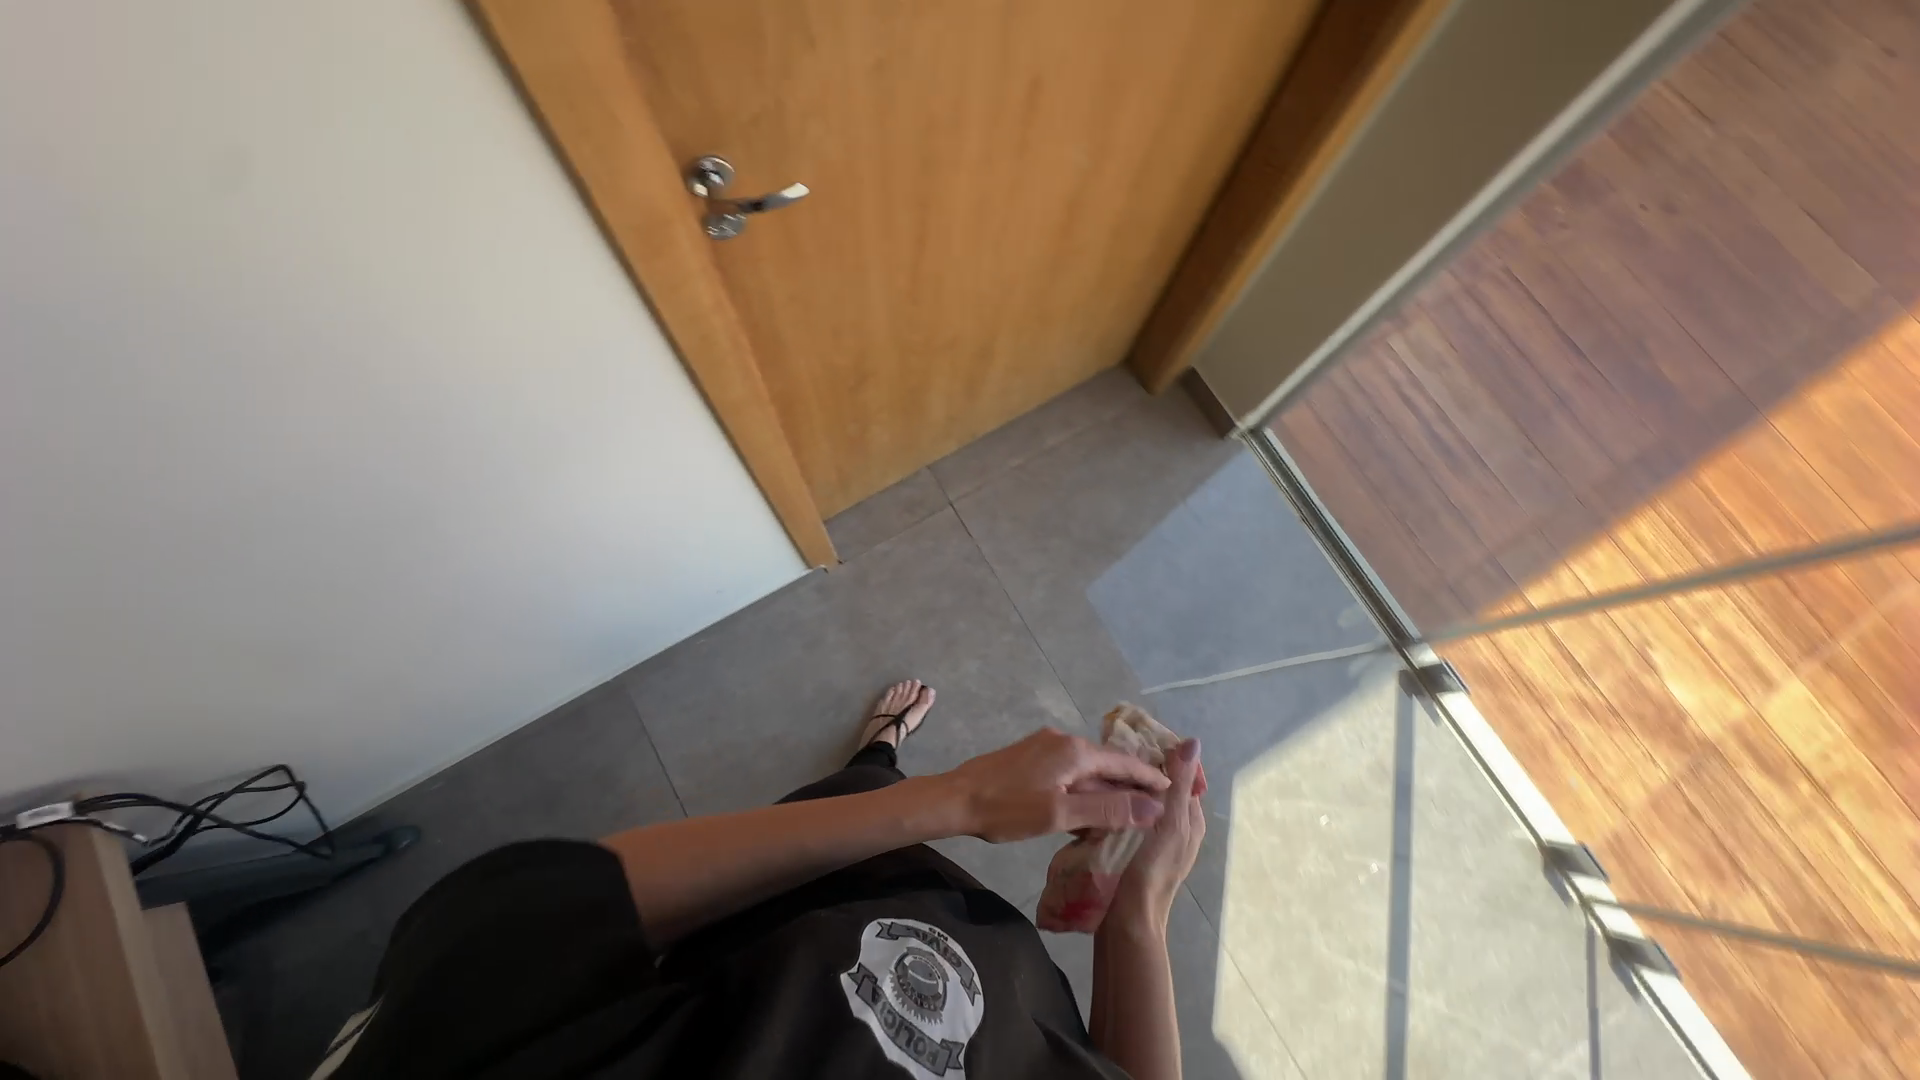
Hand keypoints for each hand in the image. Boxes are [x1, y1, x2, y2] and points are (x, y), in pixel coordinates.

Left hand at [942, 728, 1169, 842]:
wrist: (956, 799)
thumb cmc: (1007, 809)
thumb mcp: (1060, 814)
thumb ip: (1107, 811)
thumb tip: (1155, 807)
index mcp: (1074, 751)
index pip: (1124, 764)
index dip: (1151, 779)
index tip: (1176, 791)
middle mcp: (1063, 741)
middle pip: (1107, 764)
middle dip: (1131, 785)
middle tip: (1157, 806)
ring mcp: (1045, 747)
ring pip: (1088, 769)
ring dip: (1107, 790)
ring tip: (1129, 814)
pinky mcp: (1031, 757)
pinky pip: (1070, 771)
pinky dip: (1086, 788)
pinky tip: (1089, 809)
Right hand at [1110, 738, 1203, 928]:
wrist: (1127, 921)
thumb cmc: (1152, 870)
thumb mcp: (1170, 823)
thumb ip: (1179, 784)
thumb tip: (1193, 742)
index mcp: (1190, 819)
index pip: (1181, 774)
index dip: (1162, 754)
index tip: (1135, 738)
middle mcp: (1175, 826)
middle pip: (1159, 787)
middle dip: (1140, 769)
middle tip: (1111, 754)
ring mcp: (1152, 838)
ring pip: (1141, 800)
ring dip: (1125, 786)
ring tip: (1101, 770)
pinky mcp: (1131, 847)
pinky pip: (1127, 815)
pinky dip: (1116, 803)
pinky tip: (1098, 797)